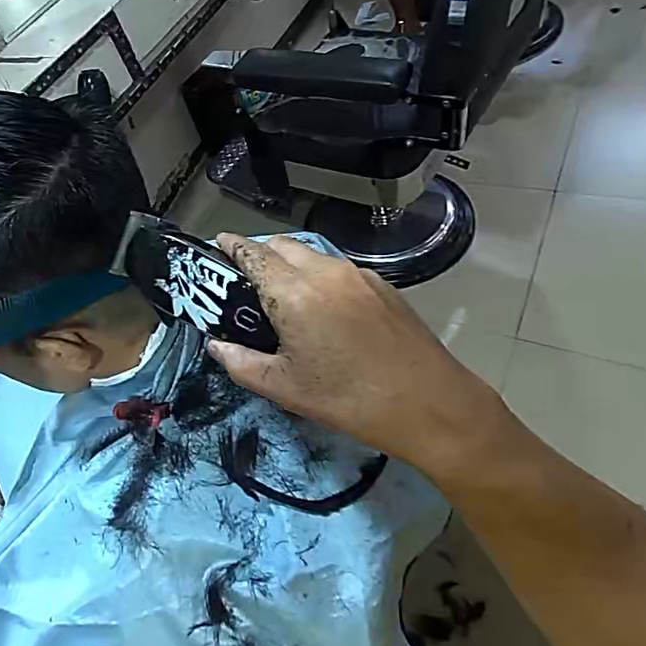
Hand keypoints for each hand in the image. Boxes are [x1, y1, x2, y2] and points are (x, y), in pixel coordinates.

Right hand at [206, 234, 519, 477]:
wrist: (428, 401)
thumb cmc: (349, 399)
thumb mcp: (285, 388)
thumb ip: (242, 363)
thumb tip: (218, 345)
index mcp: (295, 291)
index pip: (253, 253)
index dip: (231, 246)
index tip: (218, 246)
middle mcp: (325, 271)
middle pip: (283, 245)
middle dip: (259, 253)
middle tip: (247, 281)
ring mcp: (358, 274)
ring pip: (313, 254)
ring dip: (292, 263)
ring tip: (284, 296)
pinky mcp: (382, 284)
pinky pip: (339, 268)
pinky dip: (320, 275)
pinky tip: (323, 308)